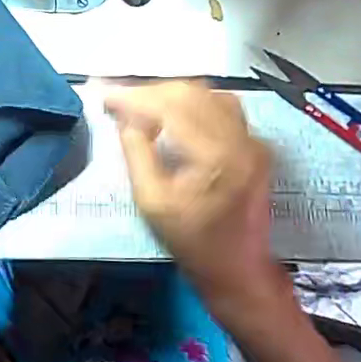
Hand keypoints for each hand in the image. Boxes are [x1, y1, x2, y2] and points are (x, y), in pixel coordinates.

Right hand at [104, 80, 293, 316]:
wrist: (240, 270)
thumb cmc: (192, 242)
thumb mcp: (152, 202)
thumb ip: (136, 152)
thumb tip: (125, 117)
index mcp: (214, 155)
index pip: (169, 106)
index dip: (133, 97)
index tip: (105, 96)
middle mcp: (240, 139)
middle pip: (189, 92)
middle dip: (149, 91)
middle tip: (118, 99)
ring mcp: (252, 140)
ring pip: (206, 93)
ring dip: (169, 93)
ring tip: (140, 104)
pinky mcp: (255, 144)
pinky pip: (221, 105)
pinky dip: (192, 100)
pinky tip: (171, 111)